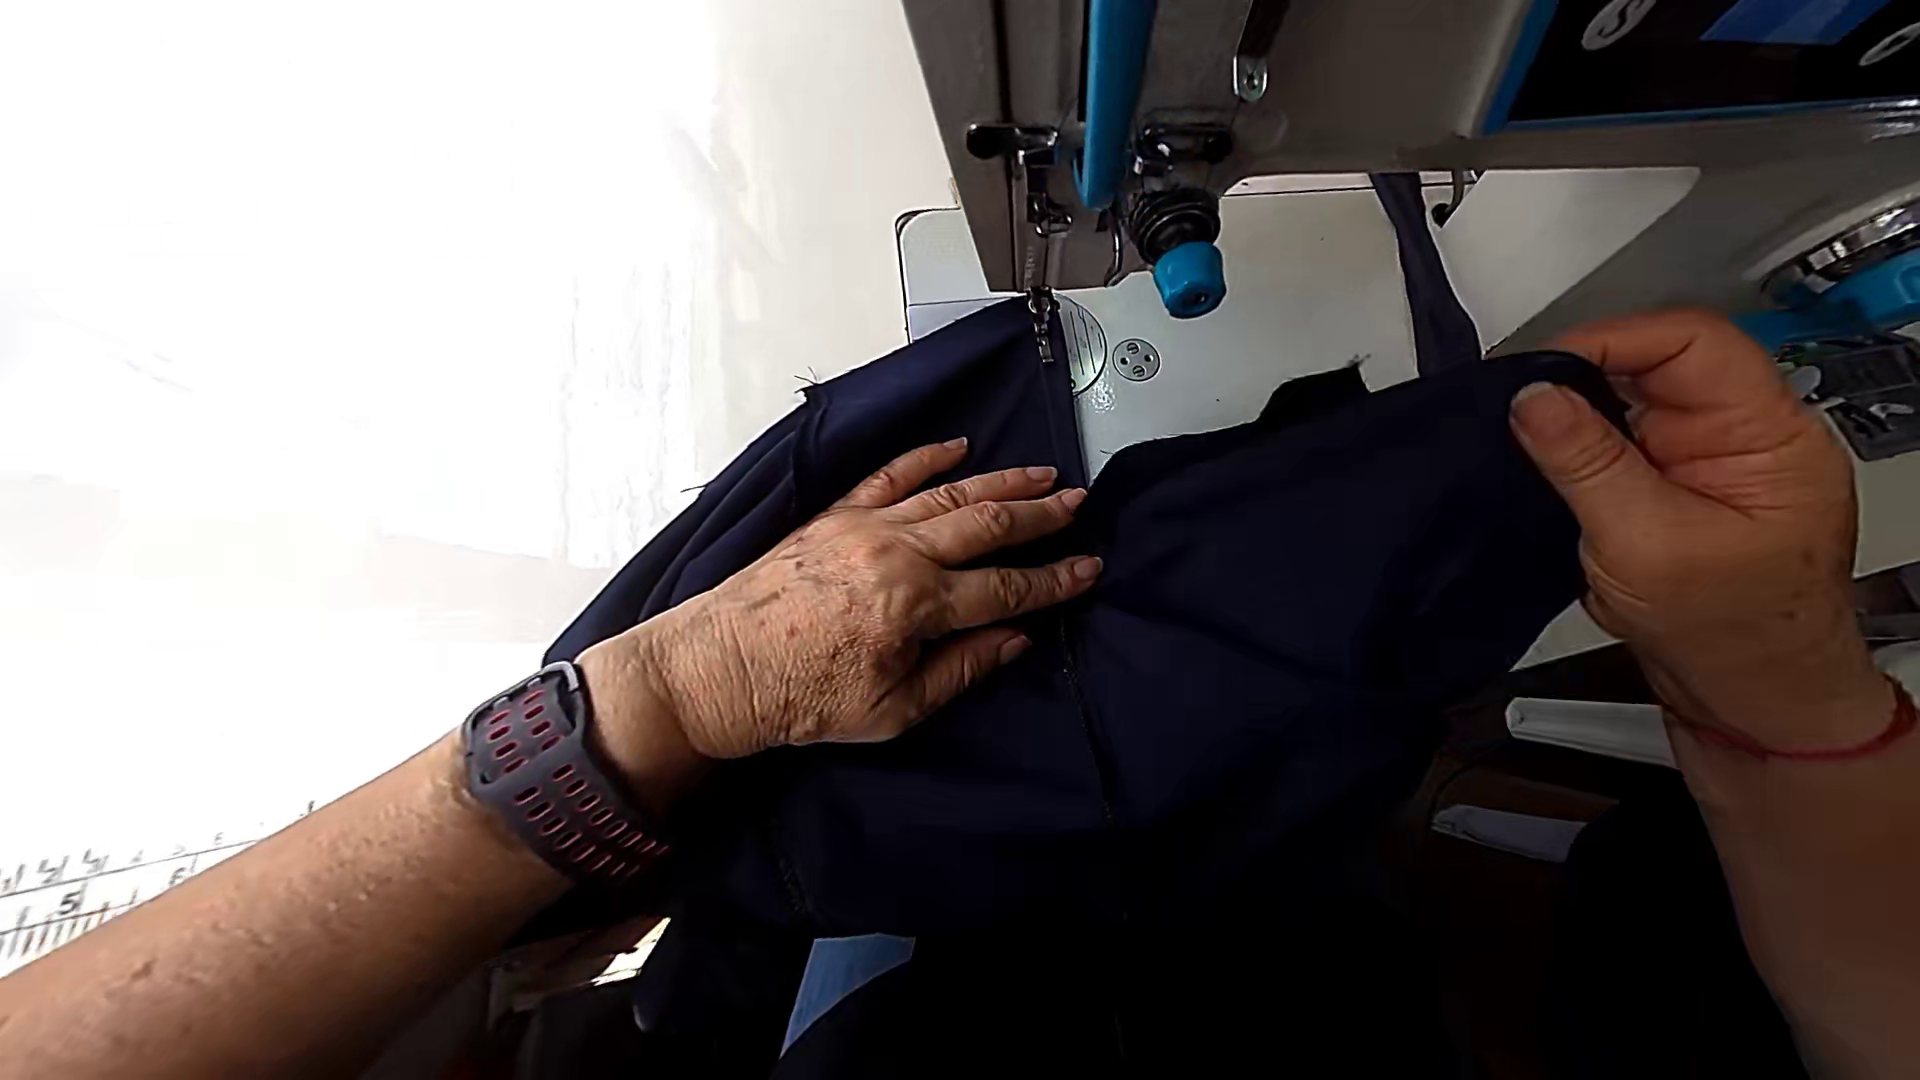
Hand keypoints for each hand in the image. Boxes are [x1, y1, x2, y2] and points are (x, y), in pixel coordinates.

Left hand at [578, 439, 1099, 795]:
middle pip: (987, 525)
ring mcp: (866, 526)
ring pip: (950, 492)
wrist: (720, 668)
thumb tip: (1015, 637)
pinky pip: (890, 475)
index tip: (1088, 568)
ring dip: (1001, 481)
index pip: (1007, 588)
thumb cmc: (803, 699)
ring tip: (1040, 474)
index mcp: (916, 607)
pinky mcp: (837, 514)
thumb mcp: (893, 710)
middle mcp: (898, 554)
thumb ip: (961, 669)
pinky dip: (926, 457)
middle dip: (1041, 515)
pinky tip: (957, 446)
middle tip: (1078, 503)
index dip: (1054, 581)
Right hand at [1510, 309, 1887, 749]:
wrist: (1733, 675)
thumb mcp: (1644, 537)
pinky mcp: (1646, 480)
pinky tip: (1525, 449)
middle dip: (1573, 372)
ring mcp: (1684, 456)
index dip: (1609, 342)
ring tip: (1508, 423)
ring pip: (1618, 400)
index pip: (1690, 345)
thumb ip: (1587, 463)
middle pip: (1649, 365)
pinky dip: (1555, 437)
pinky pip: (1597, 438)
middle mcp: (1725, 434)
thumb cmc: (1724, 619)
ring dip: (1560, 407)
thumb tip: (1531, 399)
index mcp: (1760, 435)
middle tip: (1507, 395)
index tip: (1534, 366)